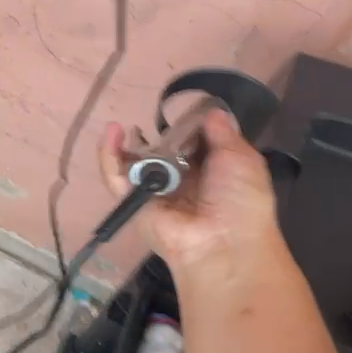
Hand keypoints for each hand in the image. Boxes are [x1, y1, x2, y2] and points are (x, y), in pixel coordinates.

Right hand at [97, 110, 281, 272]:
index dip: (186, 128)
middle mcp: (179, 181)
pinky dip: (108, 155)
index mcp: (209, 172)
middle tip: (152, 121)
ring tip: (117, 126)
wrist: (222, 241)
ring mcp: (153, 191)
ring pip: (131, 163)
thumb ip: (224, 134)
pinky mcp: (131, 200)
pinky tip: (111, 134)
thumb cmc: (240, 199)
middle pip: (159, 153)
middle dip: (154, 137)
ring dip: (123, 143)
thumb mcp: (242, 159)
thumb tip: (213, 111)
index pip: (190, 146)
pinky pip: (116, 176)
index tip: (184, 112)